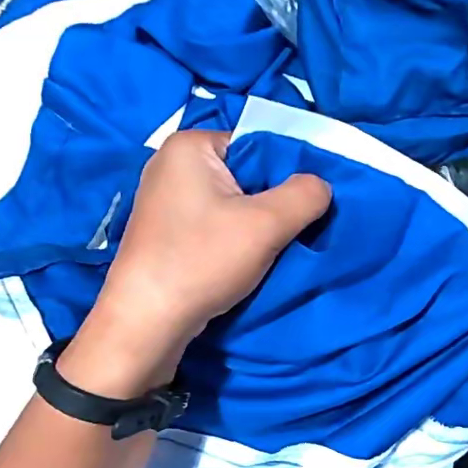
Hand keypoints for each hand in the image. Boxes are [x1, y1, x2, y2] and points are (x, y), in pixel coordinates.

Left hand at [57, 130, 331, 398]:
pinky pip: (212, 223)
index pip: (257, 145)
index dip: (287, 173)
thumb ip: (306, 195)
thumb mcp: (267, 224)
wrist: (145, 322)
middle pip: (244, 174)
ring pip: (230, 202)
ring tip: (268, 250)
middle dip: (271, 202)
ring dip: (254, 225)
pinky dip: (232, 238)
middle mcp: (171, 163)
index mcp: (189, 145)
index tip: (305, 207)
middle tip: (291, 231)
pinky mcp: (163, 230)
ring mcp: (163, 199)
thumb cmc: (202, 261)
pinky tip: (242, 261)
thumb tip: (321, 186)